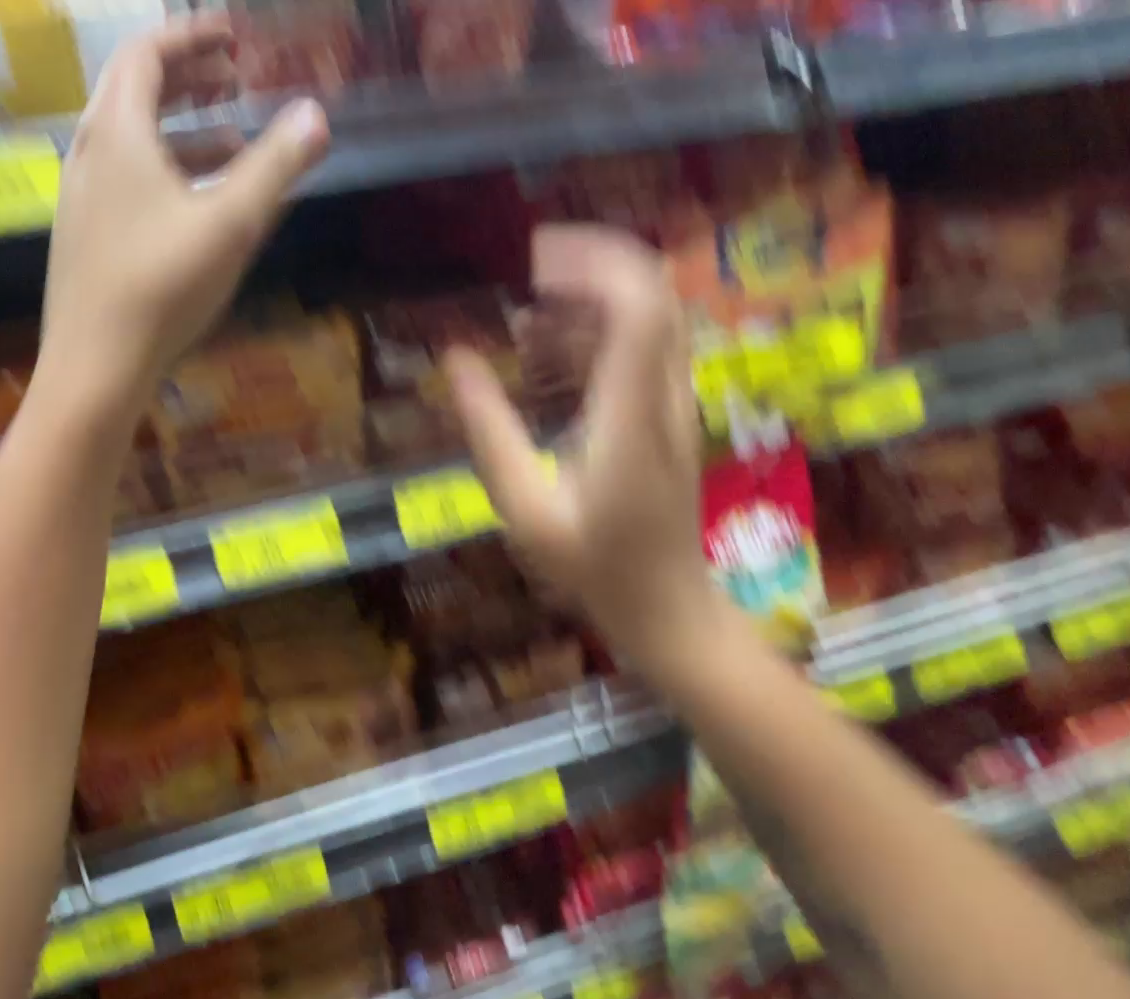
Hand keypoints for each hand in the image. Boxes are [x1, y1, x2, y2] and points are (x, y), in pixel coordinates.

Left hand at [37, 14, 329, 421]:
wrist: (93, 367)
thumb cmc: (162, 288)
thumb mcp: (231, 224)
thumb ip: (276, 166)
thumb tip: (315, 114)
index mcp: (117, 134)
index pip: (146, 54)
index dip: (192, 37)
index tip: (233, 39)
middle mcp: (88, 154)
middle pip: (132, 91)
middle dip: (186, 78)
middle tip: (233, 80)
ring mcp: (78, 199)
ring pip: (127, 141)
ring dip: (179, 129)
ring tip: (231, 143)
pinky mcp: (81, 238)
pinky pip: (122, 180)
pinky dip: (161, 170)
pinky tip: (194, 206)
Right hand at [446, 225, 718, 664]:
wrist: (666, 607)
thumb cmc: (592, 567)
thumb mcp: (526, 509)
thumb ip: (490, 433)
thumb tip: (455, 361)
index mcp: (630, 415)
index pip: (637, 308)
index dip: (592, 264)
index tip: (532, 260)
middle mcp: (663, 396)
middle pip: (654, 295)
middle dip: (595, 264)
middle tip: (528, 268)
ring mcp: (674, 404)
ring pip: (654, 317)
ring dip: (597, 295)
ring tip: (530, 305)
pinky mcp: (669, 416)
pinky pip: (646, 347)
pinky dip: (602, 328)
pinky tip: (552, 347)